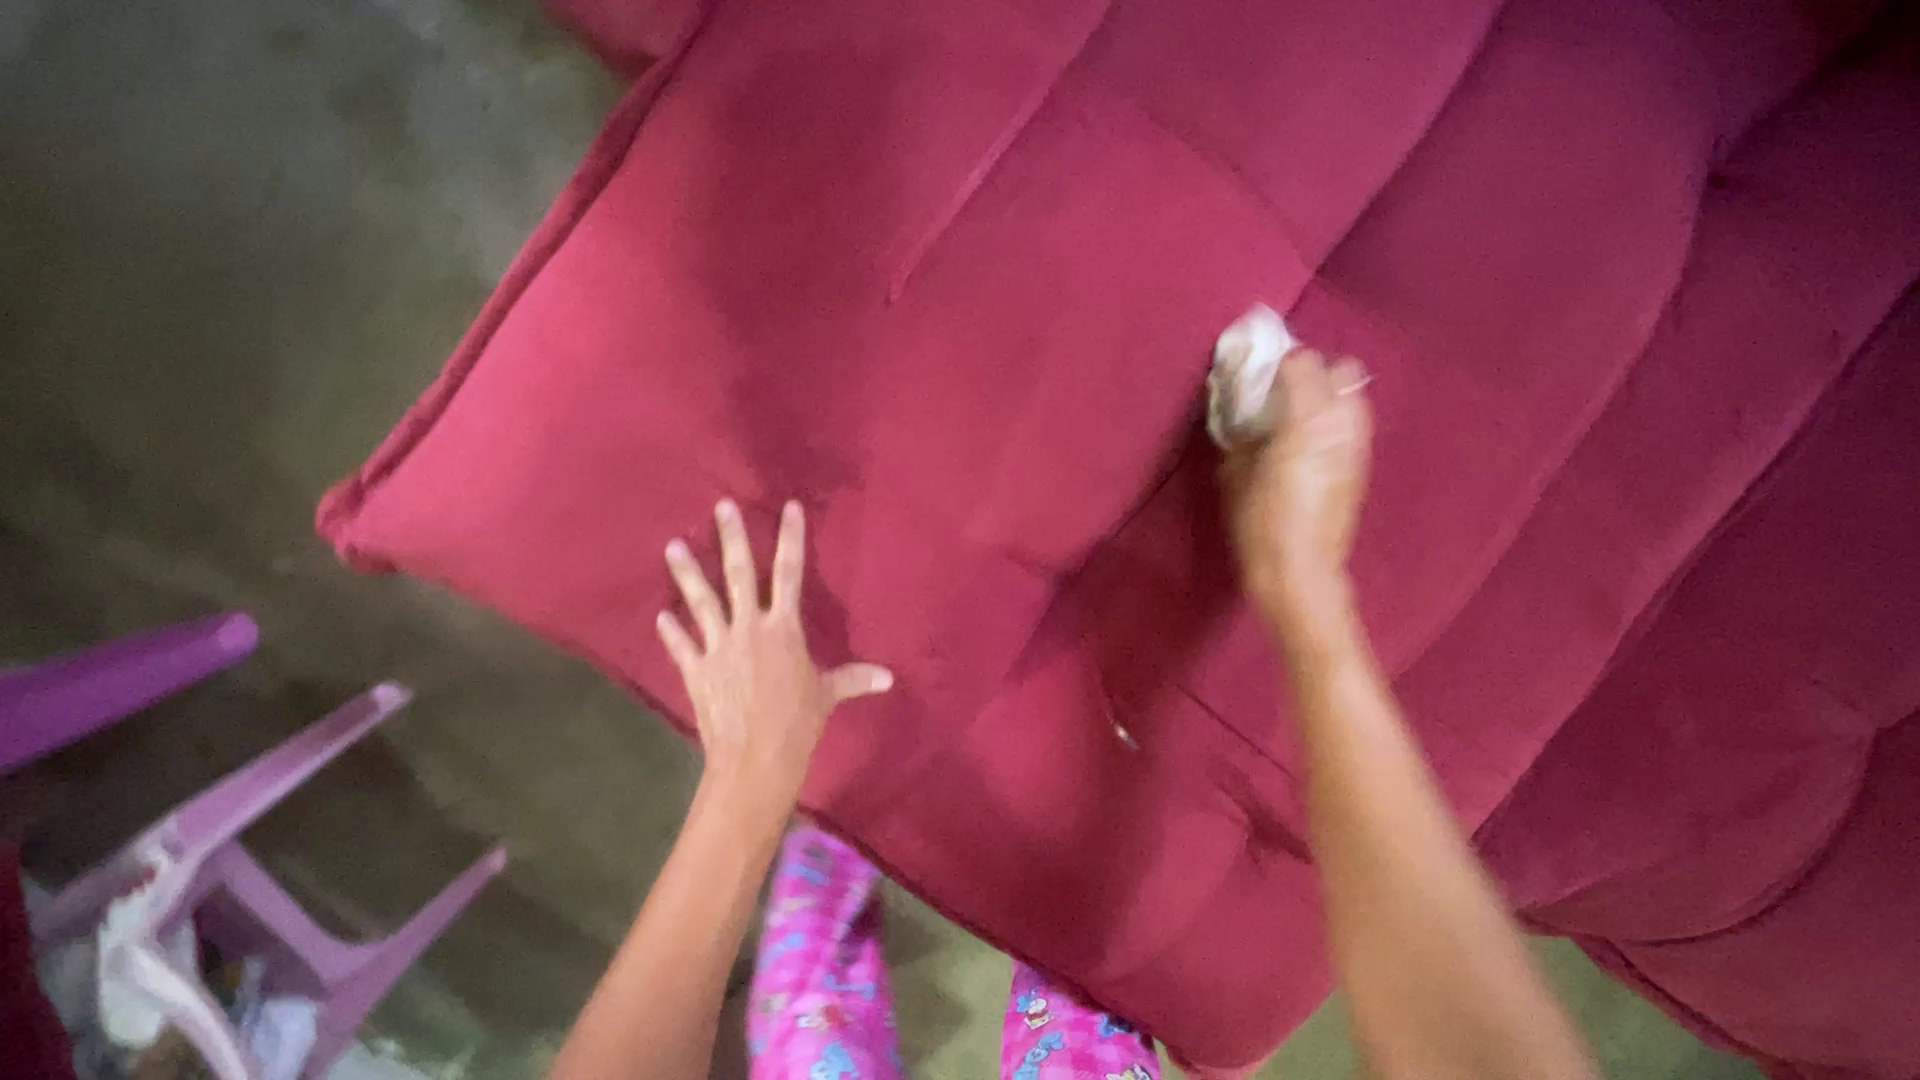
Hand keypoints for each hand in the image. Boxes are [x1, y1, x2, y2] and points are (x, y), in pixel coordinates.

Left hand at [658, 500, 892, 812]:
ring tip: (672, 546)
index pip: (789, 573)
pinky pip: (682, 646)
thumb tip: (889, 678)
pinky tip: (661, 616)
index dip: (790, 538)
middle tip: (721, 507)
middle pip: (739, 575)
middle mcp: (749, 629)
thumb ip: (854, 679)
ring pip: (700, 602)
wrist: (756, 758)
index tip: (788, 508)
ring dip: (686, 573)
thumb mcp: (827, 695)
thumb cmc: (798, 723)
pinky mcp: (697, 671)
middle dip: (731, 539)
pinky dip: (671, 631)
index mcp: (783, 629)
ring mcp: (719, 648)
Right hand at [1222, 348, 1372, 634]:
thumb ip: (1241, 435)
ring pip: (1354, 394)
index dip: (1278, 362)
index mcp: (1305, 423)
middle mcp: (1341, 426)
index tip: (1256, 374)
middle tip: (1282, 390)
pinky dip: (1334, 420)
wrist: (1300, 575)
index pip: (1302, 363)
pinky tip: (1311, 442)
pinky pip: (1353, 424)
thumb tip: (1240, 412)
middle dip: (1313, 371)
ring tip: (1298, 414)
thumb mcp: (1235, 477)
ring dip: (1327, 394)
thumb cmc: (1259, 527)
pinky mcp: (1361, 465)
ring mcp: (1357, 445)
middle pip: (1342, 368)